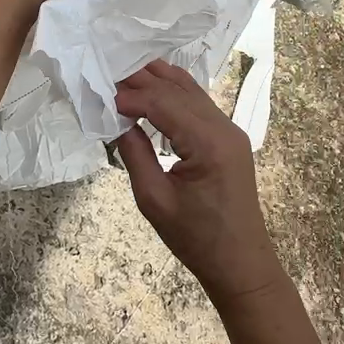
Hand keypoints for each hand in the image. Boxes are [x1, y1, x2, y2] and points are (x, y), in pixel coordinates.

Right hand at [112, 60, 275, 303]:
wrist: (241, 265)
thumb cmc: (196, 239)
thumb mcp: (154, 200)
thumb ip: (134, 153)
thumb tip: (117, 120)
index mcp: (208, 144)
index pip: (162, 102)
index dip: (130, 96)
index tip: (103, 99)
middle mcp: (223, 128)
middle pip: (176, 88)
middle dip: (140, 79)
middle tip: (107, 78)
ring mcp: (229, 129)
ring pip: (188, 88)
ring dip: (156, 80)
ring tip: (124, 78)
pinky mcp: (228, 136)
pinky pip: (197, 101)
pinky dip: (171, 91)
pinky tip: (150, 91)